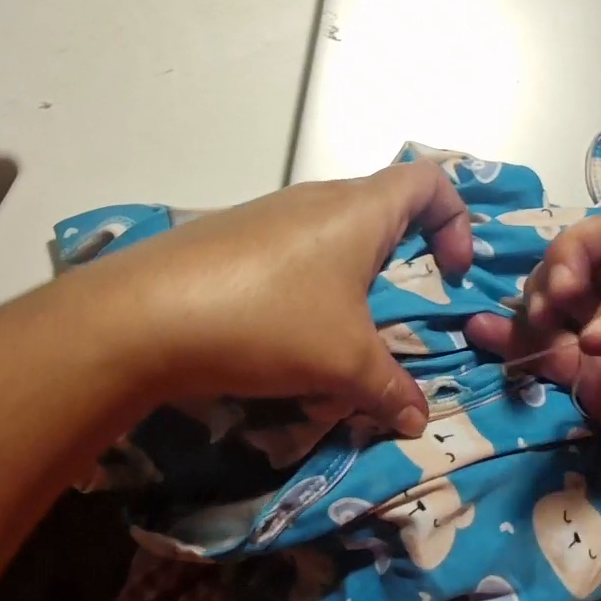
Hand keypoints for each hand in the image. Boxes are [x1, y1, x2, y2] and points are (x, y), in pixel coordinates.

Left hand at [49, 162, 472, 436]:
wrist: (143, 317)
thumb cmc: (270, 320)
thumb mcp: (343, 363)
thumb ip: (390, 390)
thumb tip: (418, 420)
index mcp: (360, 210)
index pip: (429, 180)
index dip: (456, 219)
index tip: (453, 272)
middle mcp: (318, 199)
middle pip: (384, 205)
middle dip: (408, 255)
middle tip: (407, 307)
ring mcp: (271, 214)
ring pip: (336, 231)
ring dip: (357, 273)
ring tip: (348, 327)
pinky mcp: (234, 238)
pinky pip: (295, 249)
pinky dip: (312, 282)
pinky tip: (291, 328)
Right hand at [464, 217, 600, 522]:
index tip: (599, 344)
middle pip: (595, 252)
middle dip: (565, 265)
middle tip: (551, 303)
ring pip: (564, 294)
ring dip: (539, 300)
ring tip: (533, 328)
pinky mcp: (591, 371)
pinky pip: (549, 347)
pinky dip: (516, 338)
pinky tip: (481, 329)